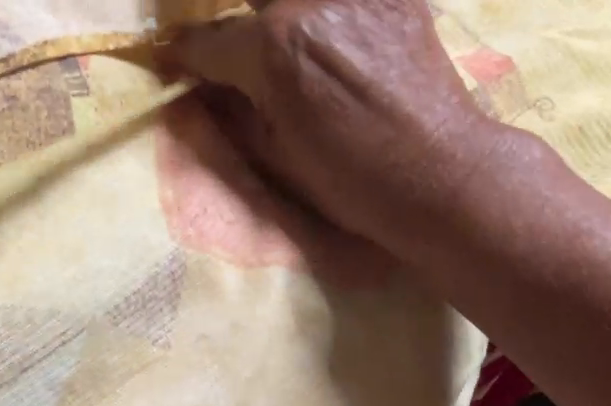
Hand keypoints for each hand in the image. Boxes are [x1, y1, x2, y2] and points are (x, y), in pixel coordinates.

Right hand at [162, 0, 513, 262]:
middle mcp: (309, 1)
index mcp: (271, 48)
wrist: (436, 175)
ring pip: (295, 1)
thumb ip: (234, 111)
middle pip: (252, 1)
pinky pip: (339, 3)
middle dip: (234, 22)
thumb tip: (204, 89)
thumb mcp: (277, 156)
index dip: (184, 55)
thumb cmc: (350, 182)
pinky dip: (325, 19)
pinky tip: (332, 42)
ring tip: (283, 46)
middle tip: (236, 51)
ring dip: (279, 20)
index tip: (175, 62)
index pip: (208, 40)